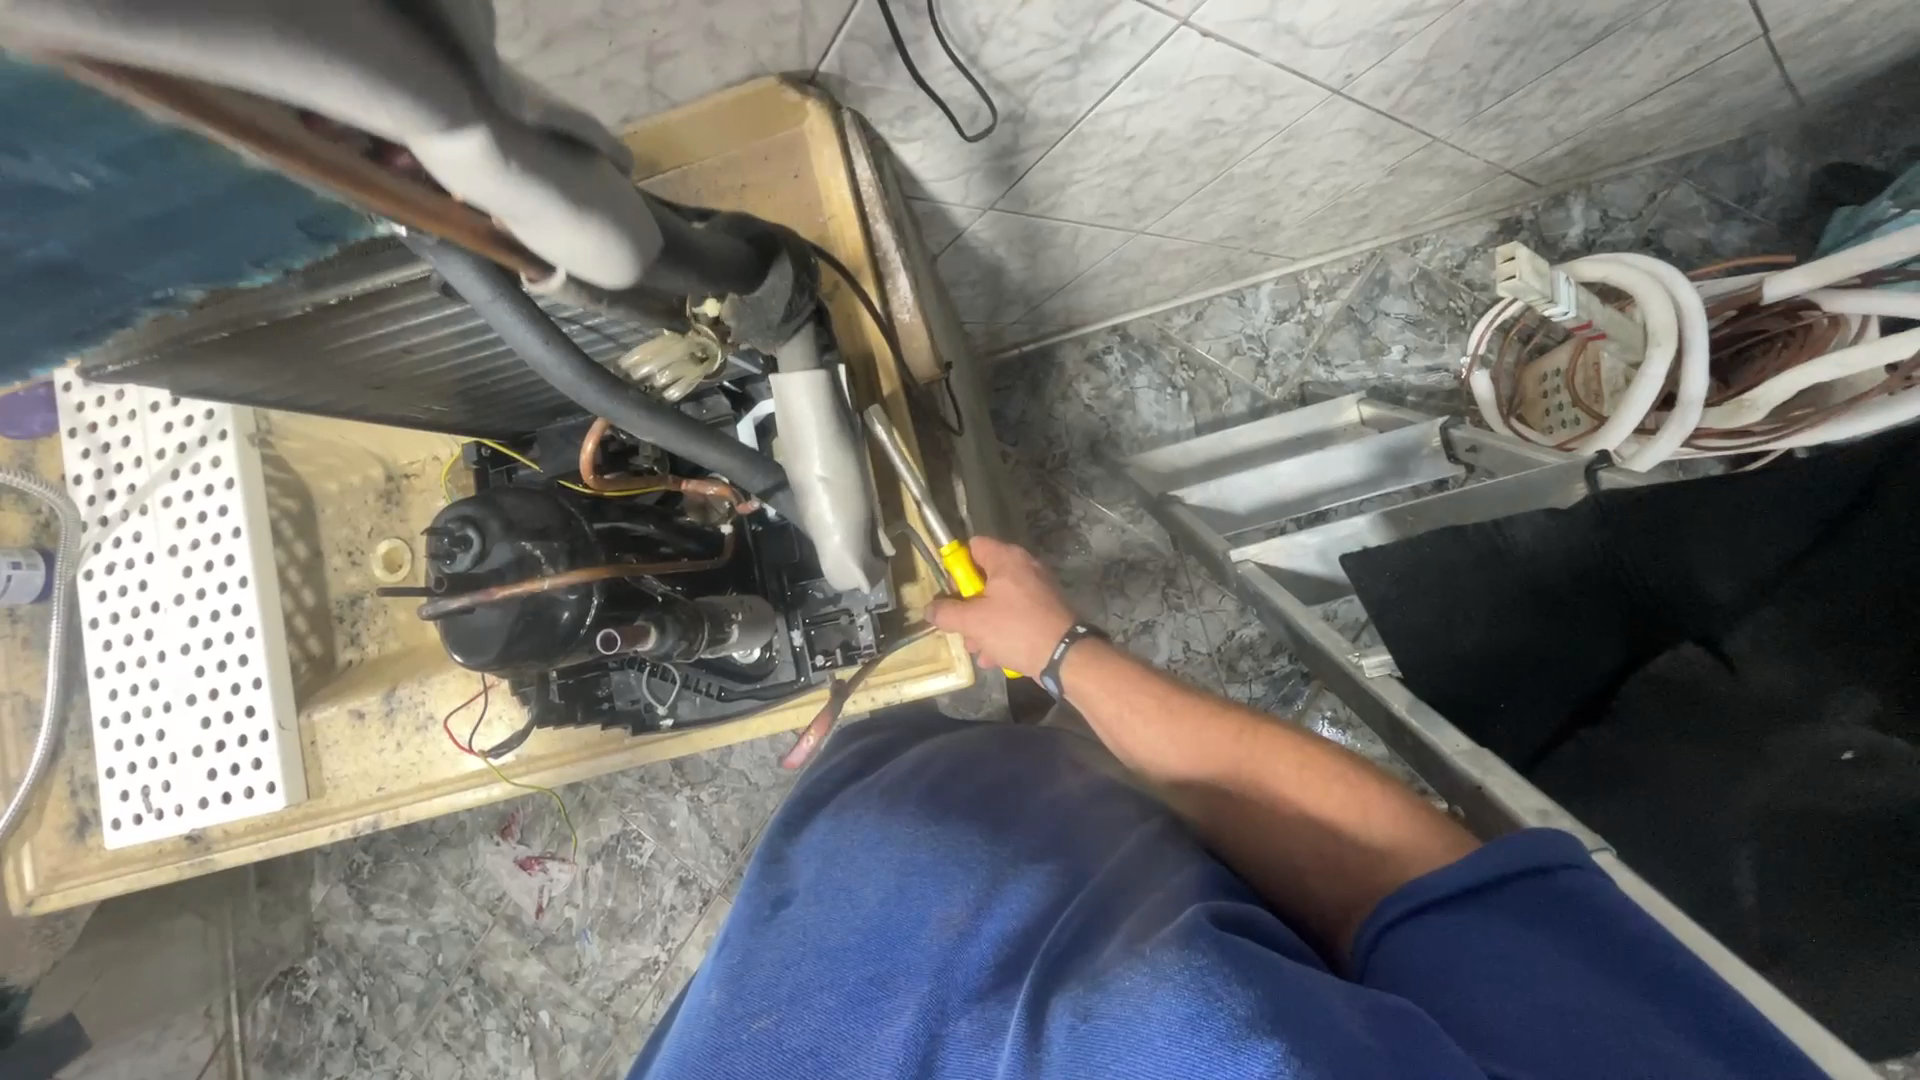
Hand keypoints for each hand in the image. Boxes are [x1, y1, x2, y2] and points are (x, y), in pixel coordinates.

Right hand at [927, 536, 1077, 674]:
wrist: (1065, 656)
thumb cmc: (1016, 629)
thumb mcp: (972, 622)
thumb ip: (946, 613)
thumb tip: (930, 609)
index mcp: (1007, 559)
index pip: (973, 546)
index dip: (957, 567)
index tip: (951, 592)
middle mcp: (1025, 567)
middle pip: (985, 578)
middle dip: (968, 606)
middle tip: (961, 627)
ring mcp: (1039, 589)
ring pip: (1000, 601)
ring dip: (984, 625)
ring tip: (977, 649)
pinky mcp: (1047, 611)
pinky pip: (1017, 615)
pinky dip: (1004, 632)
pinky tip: (996, 657)